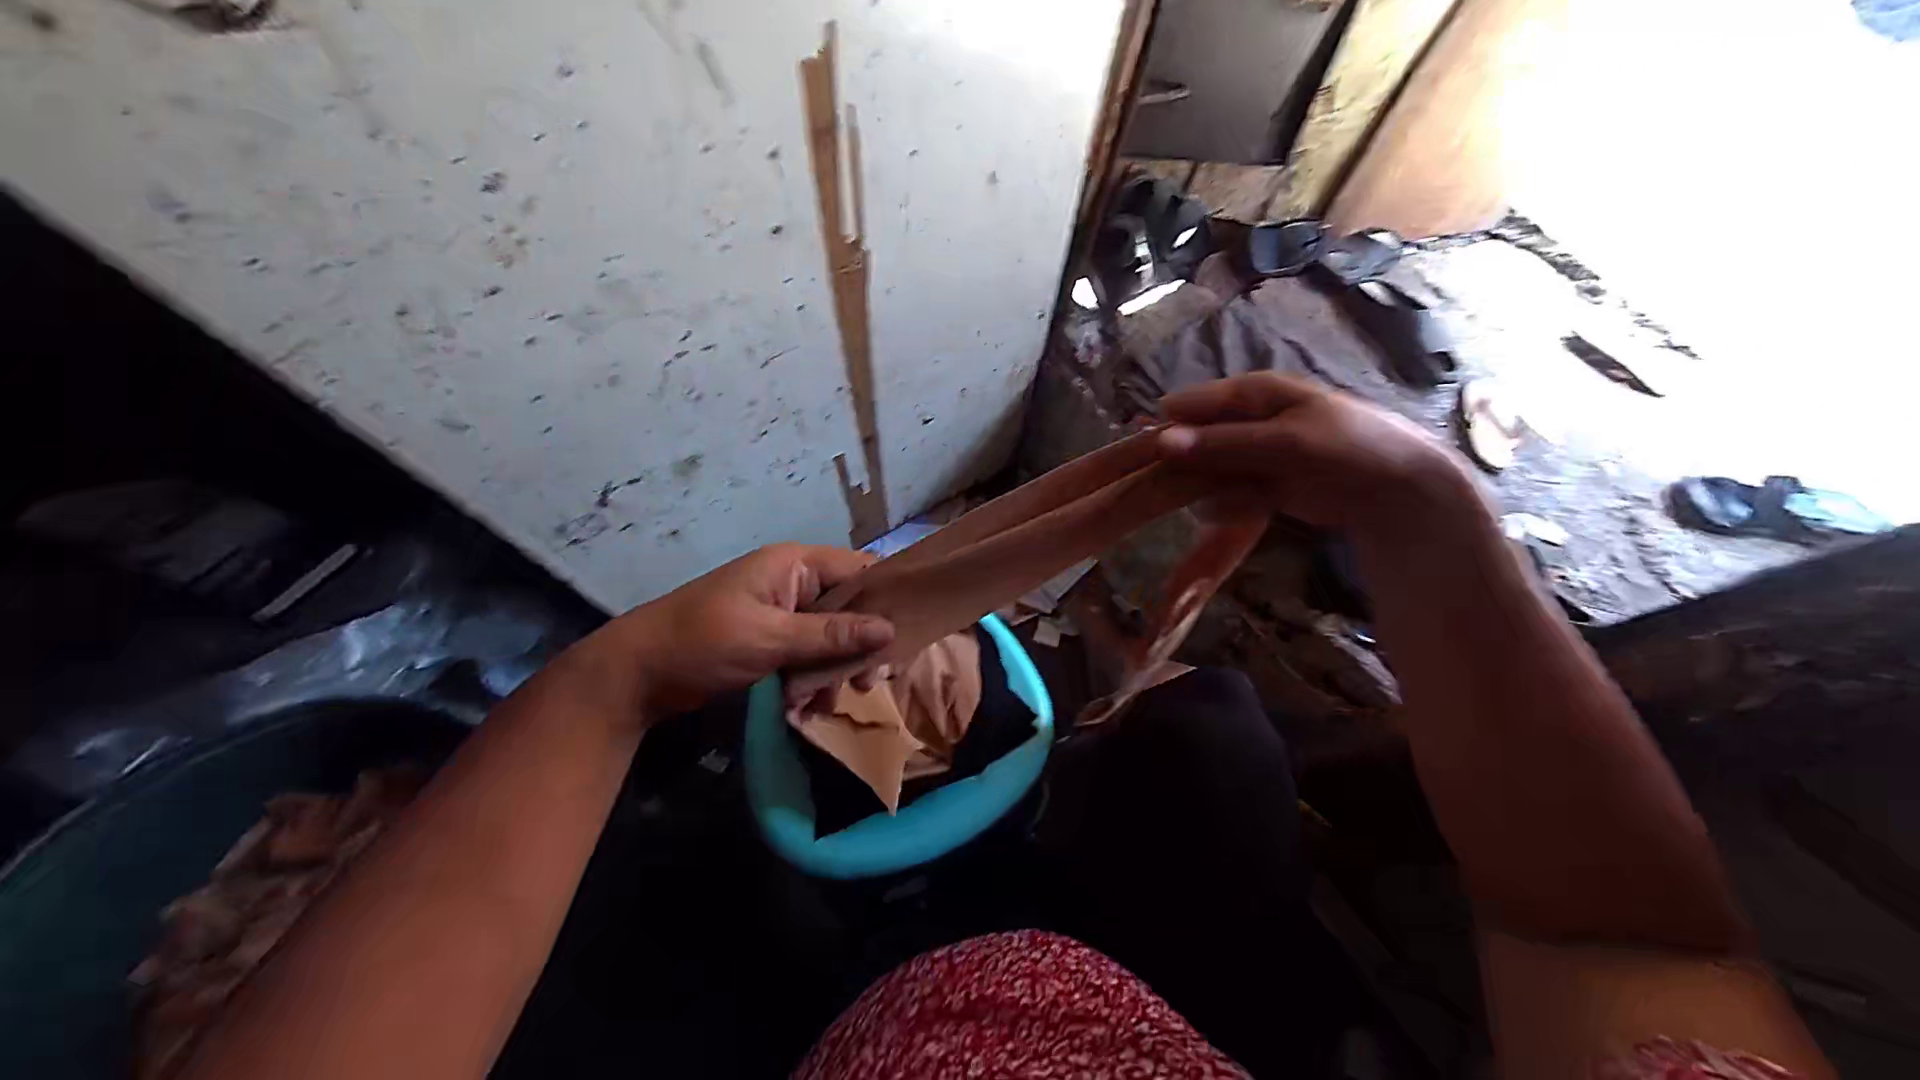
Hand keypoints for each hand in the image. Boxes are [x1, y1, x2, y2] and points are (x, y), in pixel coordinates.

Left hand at [588, 544, 894, 721]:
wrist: (636, 674)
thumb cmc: (702, 642)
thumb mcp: (770, 638)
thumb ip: (831, 634)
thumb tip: (890, 629)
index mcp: (795, 565)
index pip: (860, 570)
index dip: (886, 599)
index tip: (904, 638)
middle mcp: (795, 583)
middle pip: (851, 608)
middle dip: (859, 648)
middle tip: (864, 684)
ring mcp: (783, 613)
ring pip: (833, 638)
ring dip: (832, 672)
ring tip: (821, 702)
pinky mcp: (773, 641)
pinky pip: (810, 656)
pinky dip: (811, 681)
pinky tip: (803, 708)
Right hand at [1156, 373, 1488, 538]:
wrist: (1395, 490)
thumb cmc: (1344, 447)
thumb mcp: (1282, 442)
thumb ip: (1221, 443)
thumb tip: (1160, 442)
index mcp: (1250, 393)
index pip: (1189, 405)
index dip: (1162, 428)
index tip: (1140, 457)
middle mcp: (1243, 420)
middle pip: (1191, 441)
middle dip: (1186, 465)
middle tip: (1183, 487)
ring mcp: (1249, 454)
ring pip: (1203, 472)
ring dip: (1209, 489)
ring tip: (1236, 496)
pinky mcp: (1257, 483)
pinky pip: (1223, 494)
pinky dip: (1229, 504)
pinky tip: (1251, 507)